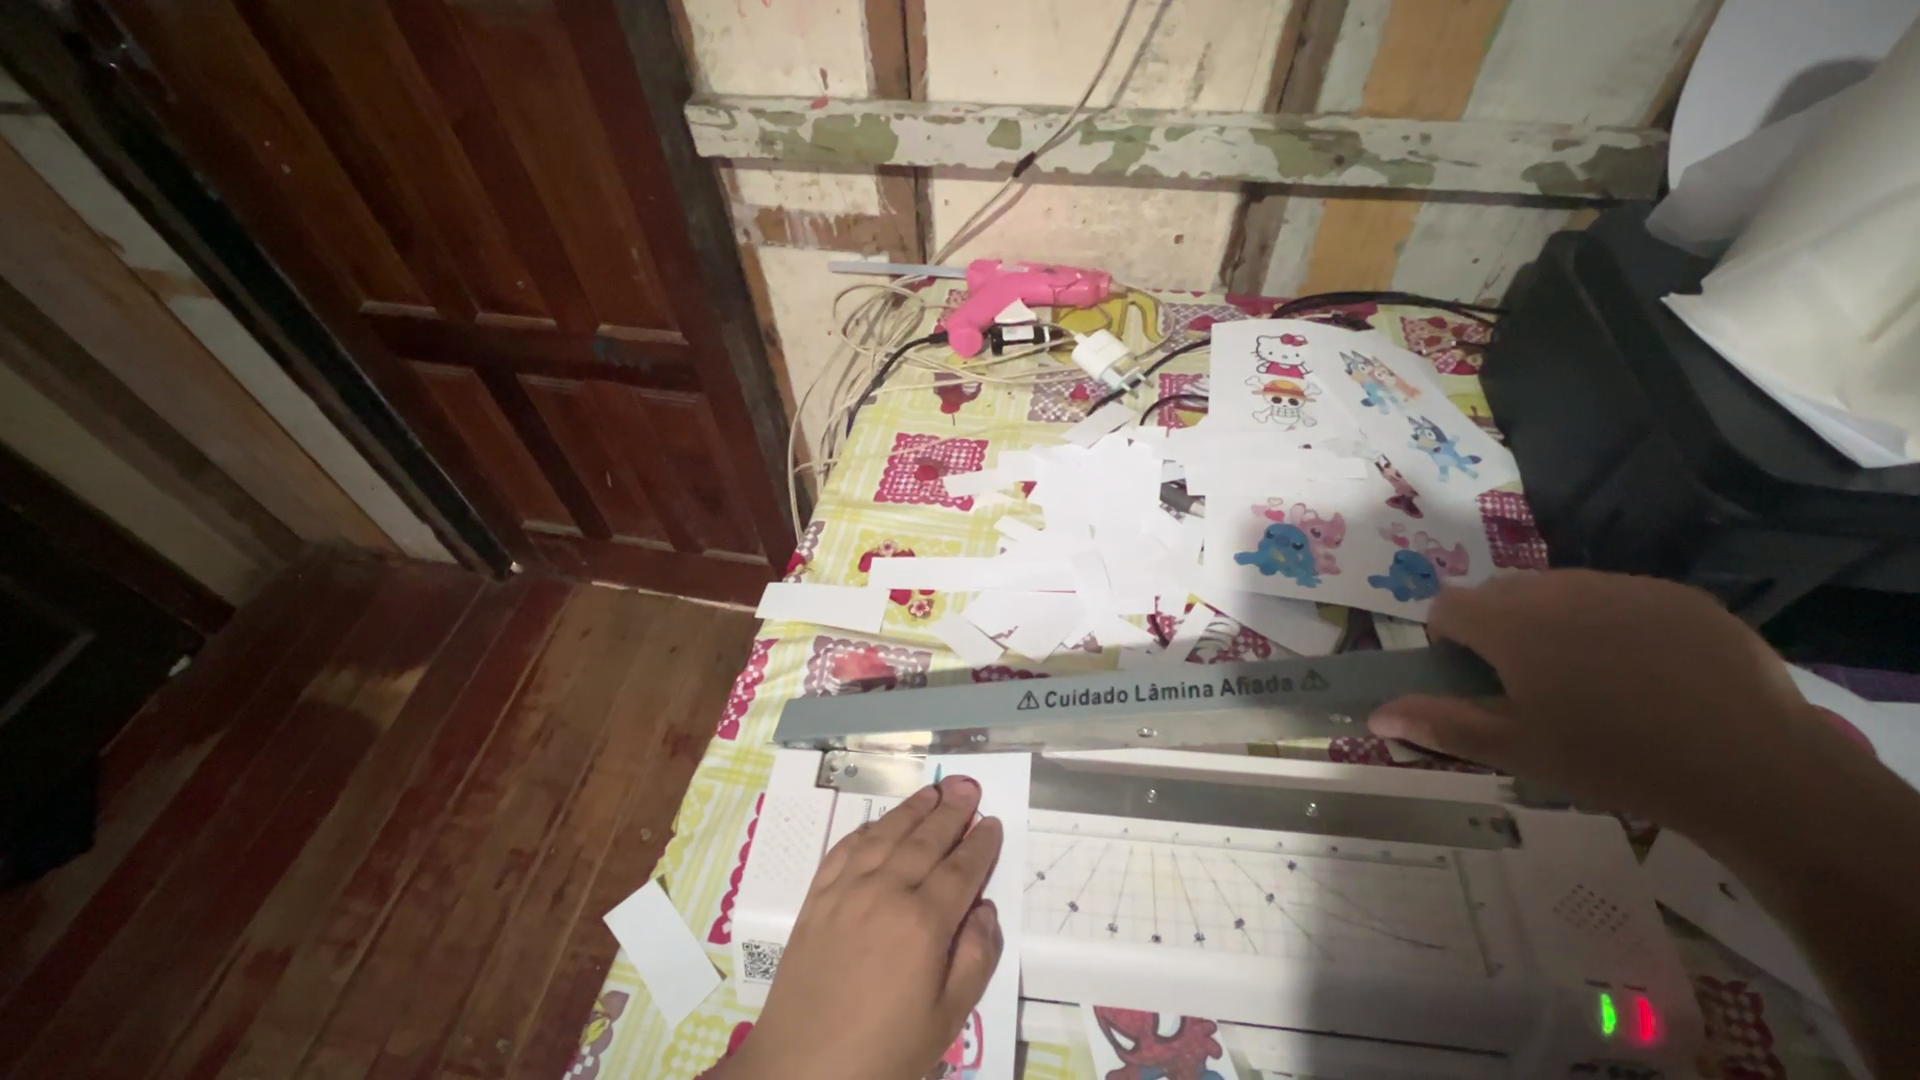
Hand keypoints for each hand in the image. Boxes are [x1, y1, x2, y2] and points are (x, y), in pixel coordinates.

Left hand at [716, 775, 1003, 1079]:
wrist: (801, 1069)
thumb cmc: (884, 1051)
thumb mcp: (948, 1018)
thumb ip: (976, 958)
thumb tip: (984, 908)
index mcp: (923, 923)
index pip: (961, 869)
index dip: (980, 844)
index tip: (992, 822)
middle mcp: (885, 893)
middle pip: (926, 839)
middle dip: (951, 811)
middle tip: (968, 785)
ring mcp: (846, 891)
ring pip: (886, 834)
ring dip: (912, 809)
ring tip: (933, 790)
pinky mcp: (816, 899)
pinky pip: (845, 849)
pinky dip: (867, 829)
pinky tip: (879, 822)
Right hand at [1369, 570, 1838, 835]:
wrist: (1751, 768)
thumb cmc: (1611, 760)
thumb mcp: (1515, 749)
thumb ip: (1439, 724)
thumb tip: (1374, 715)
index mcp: (1510, 624)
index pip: (1448, 606)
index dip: (1448, 640)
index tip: (1474, 679)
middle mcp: (1558, 589)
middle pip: (1502, 593)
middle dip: (1499, 627)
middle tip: (1529, 682)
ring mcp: (1623, 587)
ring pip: (1560, 590)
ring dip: (1553, 620)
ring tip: (1589, 677)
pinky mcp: (1678, 596)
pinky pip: (1620, 596)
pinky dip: (1612, 622)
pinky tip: (1646, 673)